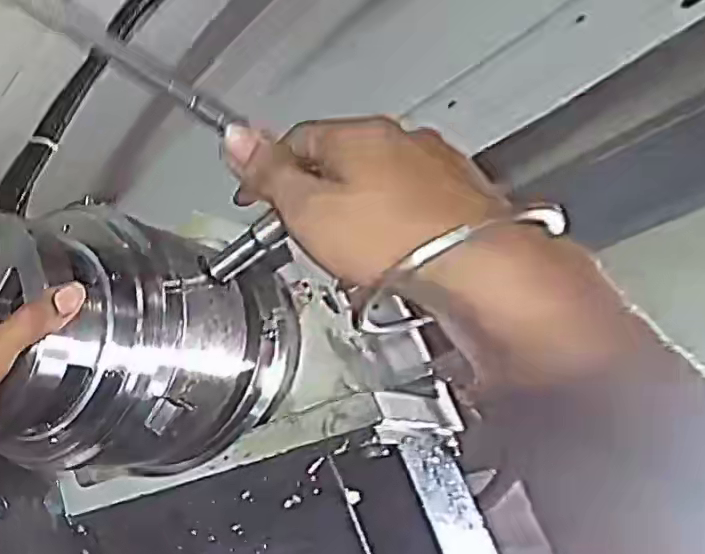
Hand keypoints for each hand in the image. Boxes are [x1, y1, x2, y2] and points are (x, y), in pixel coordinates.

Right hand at [222, 117, 509, 287]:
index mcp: (358, 136)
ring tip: (333, 249)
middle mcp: (399, 140)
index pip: (294, 141)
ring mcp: (429, 166)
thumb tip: (237, 138)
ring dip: (343, 211)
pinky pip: (396, 207)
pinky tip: (371, 253)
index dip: (265, 173)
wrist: (467, 266)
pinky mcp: (448, 198)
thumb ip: (270, 174)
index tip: (251, 198)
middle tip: (290, 232)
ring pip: (366, 184)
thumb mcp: (307, 209)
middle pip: (332, 162)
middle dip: (306, 195)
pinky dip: (376, 226)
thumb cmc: (393, 240)